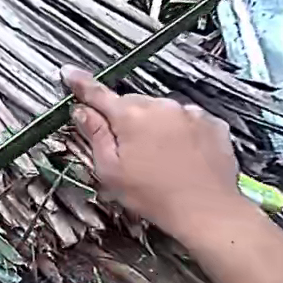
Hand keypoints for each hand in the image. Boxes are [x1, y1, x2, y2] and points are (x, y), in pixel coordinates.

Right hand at [63, 66, 260, 239]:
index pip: (98, 94)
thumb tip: (81, 111)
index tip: (69, 72)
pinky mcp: (213, 124)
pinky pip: (188, 121)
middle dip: (125, 120)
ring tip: (158, 160)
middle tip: (126, 152)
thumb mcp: (110, 170)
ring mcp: (190, 113)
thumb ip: (95, 135)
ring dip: (154, 128)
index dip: (81, 84)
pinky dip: (180, 133)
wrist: (206, 210)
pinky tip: (181, 157)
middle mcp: (161, 106)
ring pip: (161, 112)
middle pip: (132, 105)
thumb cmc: (152, 195)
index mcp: (130, 116)